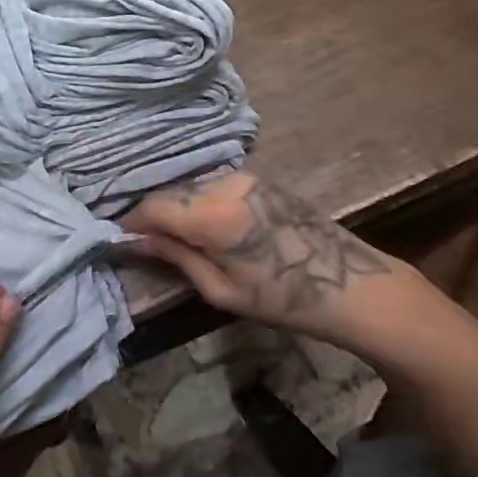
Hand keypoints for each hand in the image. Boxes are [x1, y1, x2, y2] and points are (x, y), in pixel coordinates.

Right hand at [121, 172, 420, 345]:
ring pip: (190, 187)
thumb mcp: (221, 290)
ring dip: (176, 208)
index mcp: (213, 215)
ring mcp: (245, 177)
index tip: (121, 239)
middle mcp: (225, 185)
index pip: (153, 207)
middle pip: (170, 193)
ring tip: (175, 236)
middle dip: (153, 215)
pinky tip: (204, 226)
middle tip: (145, 241)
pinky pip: (212, 186)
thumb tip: (137, 240)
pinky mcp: (259, 178)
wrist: (356, 286)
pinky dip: (198, 202)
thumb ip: (175, 257)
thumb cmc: (284, 299)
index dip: (132, 223)